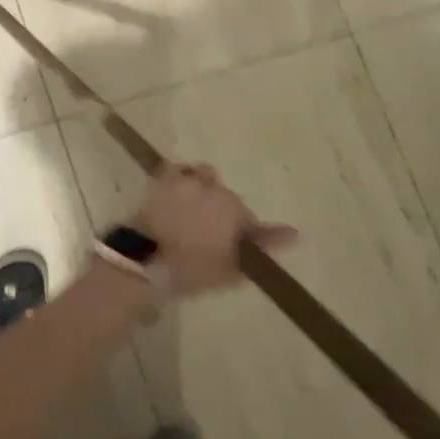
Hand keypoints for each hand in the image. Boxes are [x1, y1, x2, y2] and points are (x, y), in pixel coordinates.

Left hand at [130, 163, 296, 294]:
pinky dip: (181, 178)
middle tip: (209, 236)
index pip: (246, 217)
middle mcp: (210, 186)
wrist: (143, 259)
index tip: (230, 250)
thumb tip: (296, 234)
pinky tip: (177, 195)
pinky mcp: (159, 180)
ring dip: (204, 191)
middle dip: (222, 212)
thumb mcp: (232, 267)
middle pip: (225, 196)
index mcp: (231, 206)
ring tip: (193, 214)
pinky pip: (176, 169)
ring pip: (204, 177)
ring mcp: (183, 180)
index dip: (241, 234)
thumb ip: (264, 246)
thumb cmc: (191, 268)